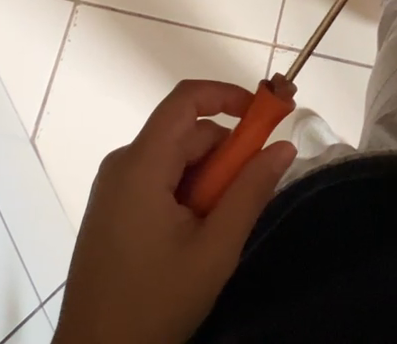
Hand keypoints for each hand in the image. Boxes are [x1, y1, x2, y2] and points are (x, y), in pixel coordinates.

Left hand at [54, 80, 297, 343]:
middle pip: (186, 133)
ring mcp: (114, 186)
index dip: (228, 94)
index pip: (186, 99)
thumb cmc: (154, 303)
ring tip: (217, 230)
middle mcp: (122, 163)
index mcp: (141, 164)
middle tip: (249, 197)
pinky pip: (159, 178)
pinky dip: (187, 192)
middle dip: (224, 154)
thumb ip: (250, 192)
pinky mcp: (113, 207)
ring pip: (176, 158)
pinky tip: (194, 235)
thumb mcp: (214, 250)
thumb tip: (284, 146)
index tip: (265, 116)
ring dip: (207, 180)